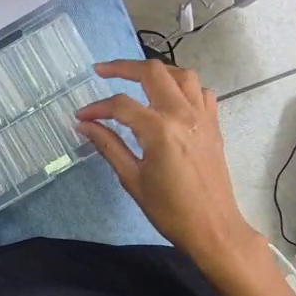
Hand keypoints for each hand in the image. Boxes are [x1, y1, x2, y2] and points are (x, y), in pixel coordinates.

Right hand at [76, 59, 258, 262]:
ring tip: (138, 79)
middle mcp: (182, 114)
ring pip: (181, 74)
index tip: (81, 117)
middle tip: (102, 71)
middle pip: (152, 72)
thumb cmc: (168, 210)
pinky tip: (171, 98)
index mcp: (159, 129)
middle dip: (123, 67)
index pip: (121, 105)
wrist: (212, 227)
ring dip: (157, 71)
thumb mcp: (132, 179)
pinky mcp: (214, 124)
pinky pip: (201, 91)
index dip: (97, 108)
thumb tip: (85, 125)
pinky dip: (184, 87)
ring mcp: (202, 116)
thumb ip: (108, 145)